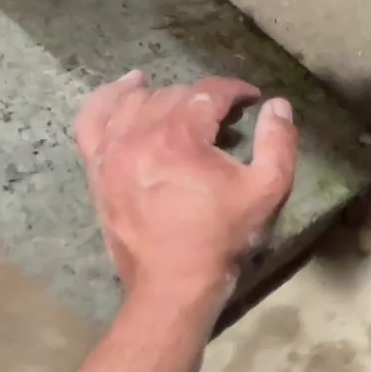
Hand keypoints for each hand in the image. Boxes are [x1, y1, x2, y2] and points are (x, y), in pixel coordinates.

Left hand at [72, 71, 298, 310]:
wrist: (174, 284)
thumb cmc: (225, 234)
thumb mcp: (270, 187)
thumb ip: (279, 140)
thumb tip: (277, 104)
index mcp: (180, 139)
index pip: (208, 91)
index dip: (236, 90)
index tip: (255, 100)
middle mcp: (138, 138)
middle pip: (174, 94)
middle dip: (206, 97)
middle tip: (230, 118)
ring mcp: (110, 153)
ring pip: (135, 102)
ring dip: (167, 96)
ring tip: (189, 106)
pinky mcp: (97, 170)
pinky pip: (91, 121)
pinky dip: (107, 98)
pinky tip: (127, 87)